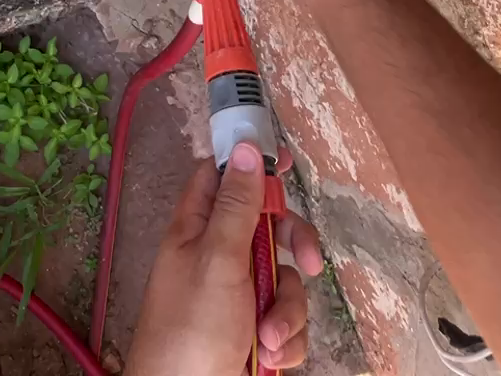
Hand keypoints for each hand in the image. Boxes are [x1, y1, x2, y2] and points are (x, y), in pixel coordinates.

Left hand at [127, 144, 324, 375]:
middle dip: (293, 246)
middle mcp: (218, 254)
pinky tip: (269, 358)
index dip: (250, 162)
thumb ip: (236, 204)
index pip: (222, 175)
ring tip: (267, 339)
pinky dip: (285, 340)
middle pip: (267, 224)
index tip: (284, 159)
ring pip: (284, 278)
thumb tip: (244, 144)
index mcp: (197, 227)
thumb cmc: (192, 327)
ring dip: (285, 311)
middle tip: (308, 261)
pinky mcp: (253, 330)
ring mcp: (237, 294)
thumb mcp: (217, 259)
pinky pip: (285, 319)